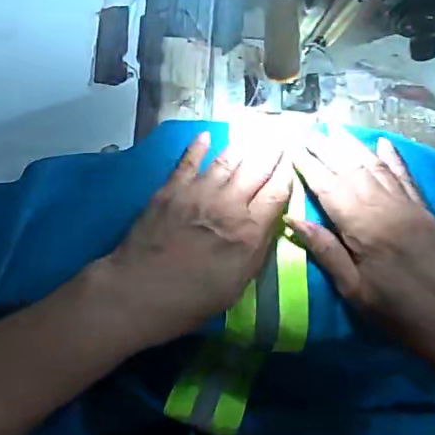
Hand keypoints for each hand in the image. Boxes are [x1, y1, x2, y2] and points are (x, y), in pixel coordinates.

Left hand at [91, 130, 292, 347]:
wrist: (140, 290)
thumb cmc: (192, 300)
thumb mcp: (238, 284)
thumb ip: (256, 250)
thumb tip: (269, 223)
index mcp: (249, 232)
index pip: (277, 192)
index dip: (287, 173)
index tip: (293, 159)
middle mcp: (228, 205)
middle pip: (256, 170)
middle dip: (271, 152)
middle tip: (280, 137)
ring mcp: (198, 193)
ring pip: (226, 161)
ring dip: (242, 146)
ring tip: (255, 134)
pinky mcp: (170, 189)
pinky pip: (188, 161)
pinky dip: (198, 147)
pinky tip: (206, 136)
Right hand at [288, 128, 434, 375]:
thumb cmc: (398, 313)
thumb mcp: (354, 291)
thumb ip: (326, 252)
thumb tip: (293, 220)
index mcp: (364, 229)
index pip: (329, 189)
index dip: (309, 168)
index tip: (292, 148)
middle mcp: (386, 209)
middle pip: (351, 171)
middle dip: (327, 149)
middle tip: (308, 129)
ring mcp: (409, 207)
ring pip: (377, 168)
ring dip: (354, 146)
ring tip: (335, 129)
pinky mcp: (425, 212)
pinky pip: (405, 177)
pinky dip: (393, 158)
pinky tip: (382, 143)